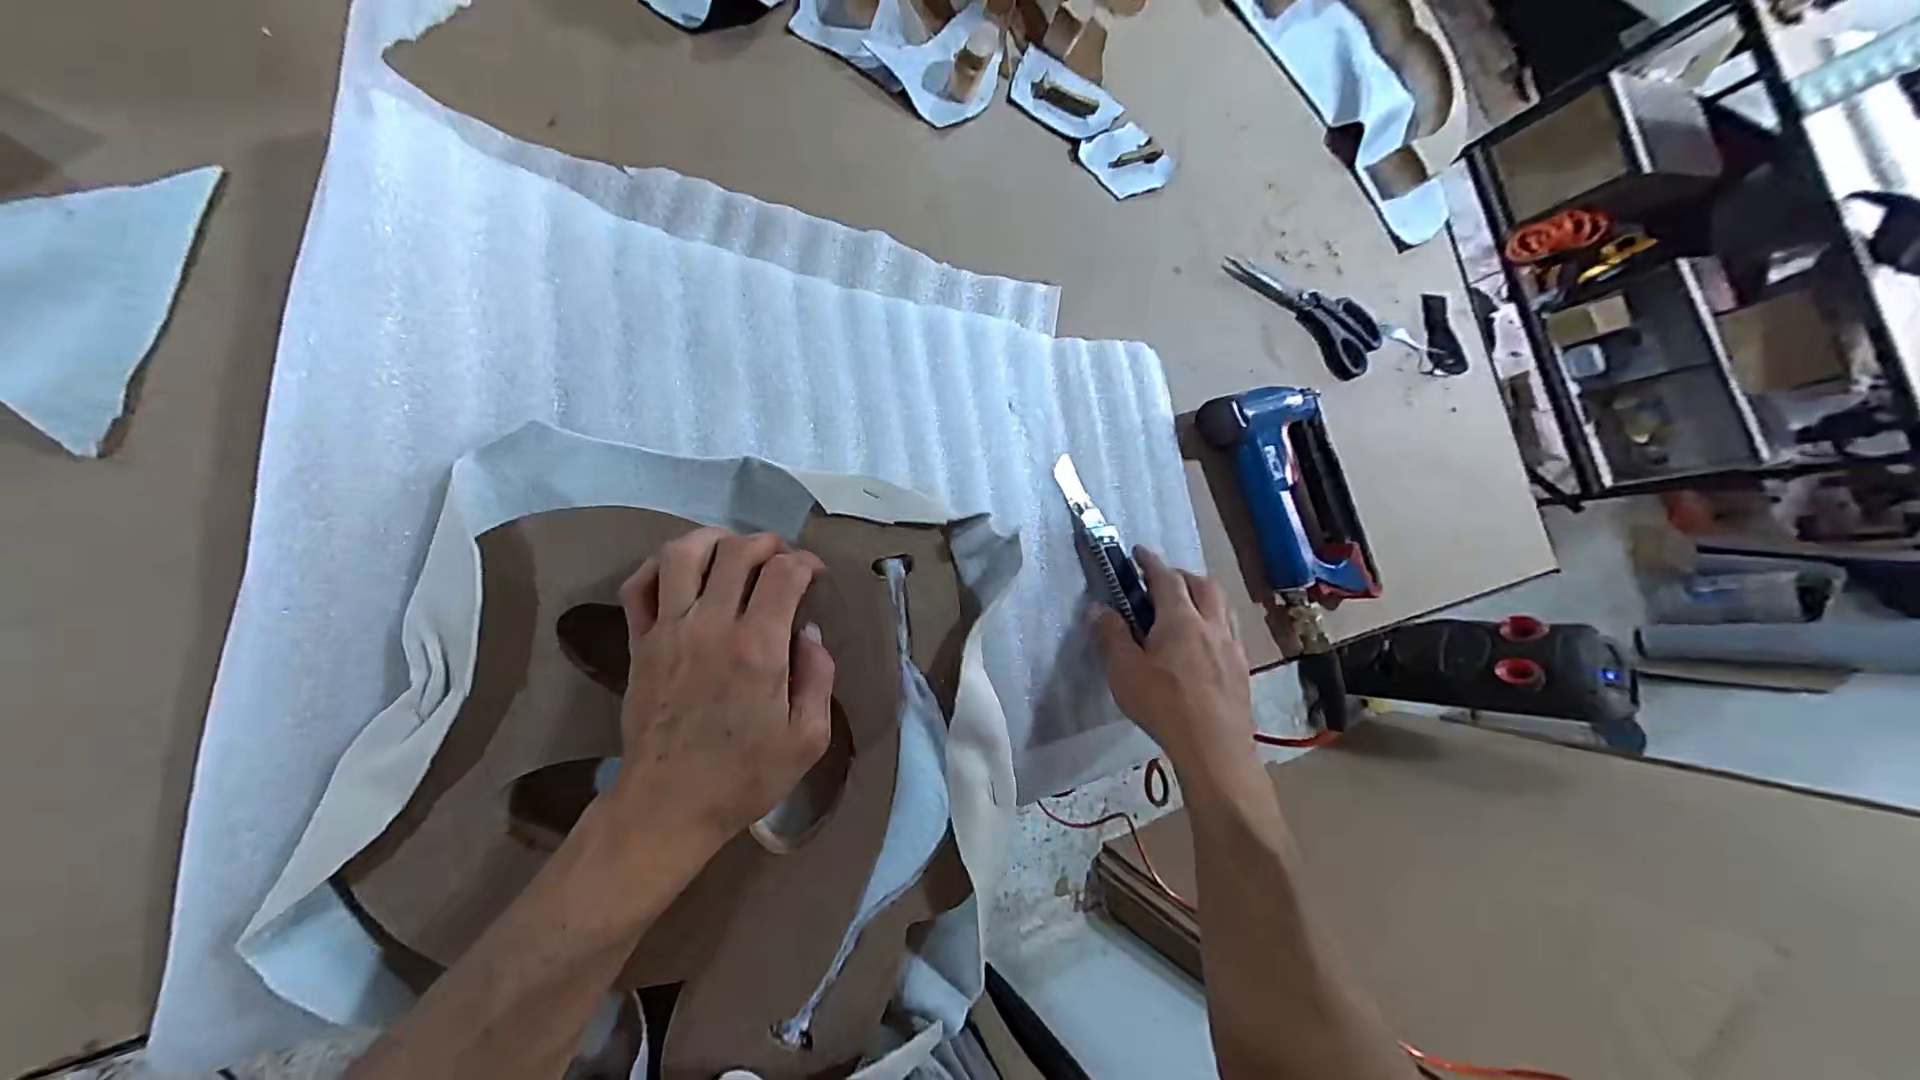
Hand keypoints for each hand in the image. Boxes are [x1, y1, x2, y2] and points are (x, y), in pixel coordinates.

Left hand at [612, 528, 835, 849]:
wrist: (668, 806)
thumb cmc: (744, 776)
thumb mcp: (807, 738)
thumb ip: (819, 677)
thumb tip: (810, 632)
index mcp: (758, 648)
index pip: (784, 573)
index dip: (806, 562)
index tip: (815, 575)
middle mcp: (711, 626)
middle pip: (738, 551)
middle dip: (768, 543)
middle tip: (782, 559)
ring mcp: (668, 631)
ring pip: (682, 553)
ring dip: (715, 539)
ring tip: (734, 551)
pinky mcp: (639, 643)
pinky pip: (638, 585)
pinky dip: (659, 565)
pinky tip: (682, 572)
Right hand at [1092, 547, 1253, 780]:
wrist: (1214, 748)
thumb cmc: (1163, 705)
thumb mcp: (1124, 671)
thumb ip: (1111, 635)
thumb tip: (1099, 608)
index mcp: (1180, 620)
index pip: (1166, 578)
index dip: (1151, 562)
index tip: (1139, 552)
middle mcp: (1211, 625)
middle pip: (1203, 584)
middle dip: (1181, 575)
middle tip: (1160, 582)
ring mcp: (1231, 646)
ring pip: (1222, 605)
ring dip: (1203, 595)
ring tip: (1185, 607)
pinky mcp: (1241, 668)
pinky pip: (1230, 630)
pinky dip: (1215, 622)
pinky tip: (1203, 643)